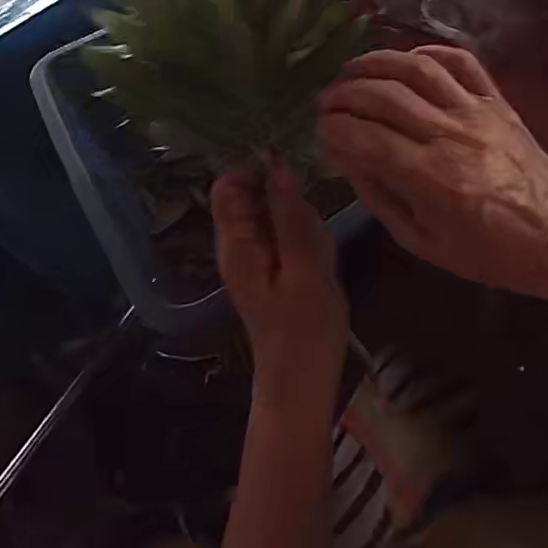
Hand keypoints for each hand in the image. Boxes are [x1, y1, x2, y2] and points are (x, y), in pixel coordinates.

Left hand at [211, 160, 347, 410]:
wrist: (303, 383)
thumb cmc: (304, 331)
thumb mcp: (305, 270)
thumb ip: (291, 216)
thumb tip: (278, 164)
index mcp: (235, 244)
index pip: (227, 186)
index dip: (255, 172)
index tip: (293, 182)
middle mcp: (237, 244)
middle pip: (255, 196)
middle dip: (289, 204)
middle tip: (311, 235)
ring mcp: (255, 255)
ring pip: (277, 214)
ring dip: (303, 225)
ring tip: (318, 258)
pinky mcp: (272, 266)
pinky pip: (287, 235)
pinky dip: (307, 242)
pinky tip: (320, 266)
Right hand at [317, 46, 547, 293]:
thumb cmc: (490, 252)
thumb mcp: (422, 242)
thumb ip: (378, 196)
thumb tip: (344, 156)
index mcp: (433, 179)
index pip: (365, 137)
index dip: (332, 128)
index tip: (318, 130)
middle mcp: (453, 136)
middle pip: (384, 96)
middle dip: (343, 94)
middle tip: (324, 101)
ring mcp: (478, 112)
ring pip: (417, 69)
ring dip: (375, 62)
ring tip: (350, 70)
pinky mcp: (497, 101)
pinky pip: (461, 62)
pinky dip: (428, 53)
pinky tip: (405, 60)